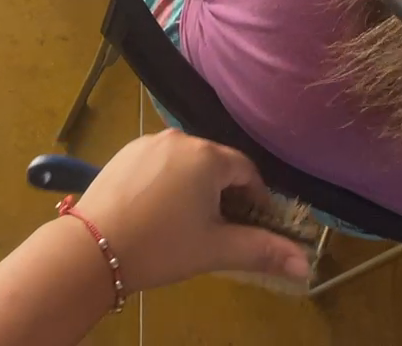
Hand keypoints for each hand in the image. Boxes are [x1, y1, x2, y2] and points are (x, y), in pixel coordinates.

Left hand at [74, 130, 309, 291]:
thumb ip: (262, 250)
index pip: (246, 170)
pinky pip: (161, 160)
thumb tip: (306, 263)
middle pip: (216, 162)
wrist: (95, 245)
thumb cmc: (162, 246)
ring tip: (189, 220)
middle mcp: (182, 138)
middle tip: (221, 227)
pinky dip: (169, 179)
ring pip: (188, 161)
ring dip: (196, 185)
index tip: (254, 224)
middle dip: (225, 191)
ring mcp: (151, 141)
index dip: (256, 198)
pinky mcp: (128, 150)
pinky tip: (159, 209)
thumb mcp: (215, 249)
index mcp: (208, 156)